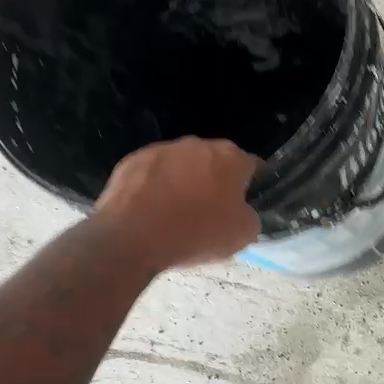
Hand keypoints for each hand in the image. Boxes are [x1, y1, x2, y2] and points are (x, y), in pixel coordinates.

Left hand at [91, 137, 261, 270]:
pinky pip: (153, 174)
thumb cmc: (198, 232)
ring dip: (184, 183)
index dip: (249, 188)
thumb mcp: (244, 234)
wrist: (133, 238)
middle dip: (215, 181)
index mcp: (231, 157)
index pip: (251, 167)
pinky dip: (155, 188)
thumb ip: (250, 214)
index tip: (242, 206)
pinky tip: (152, 212)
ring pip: (182, 166)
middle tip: (210, 212)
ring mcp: (161, 150)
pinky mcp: (131, 161)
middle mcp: (197, 144)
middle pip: (214, 162)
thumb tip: (240, 211)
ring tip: (176, 214)